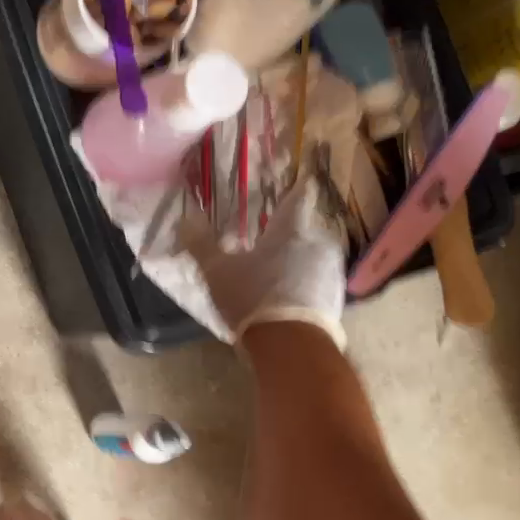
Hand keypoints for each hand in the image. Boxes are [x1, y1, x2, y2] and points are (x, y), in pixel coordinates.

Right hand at [180, 181, 346, 346]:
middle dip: (283, 232)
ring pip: (308, 253)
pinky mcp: (334, 294)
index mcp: (291, 230)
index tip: (297, 176)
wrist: (289, 342)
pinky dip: (298, 279)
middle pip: (302, 229)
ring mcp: (330, 269)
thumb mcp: (217, 270)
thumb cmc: (252, 295)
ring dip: (291, 257)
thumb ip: (202, 244)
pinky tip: (280, 292)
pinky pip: (314, 277)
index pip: (299, 197)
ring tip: (268, 268)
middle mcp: (319, 242)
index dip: (295, 186)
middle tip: (262, 236)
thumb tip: (184, 219)